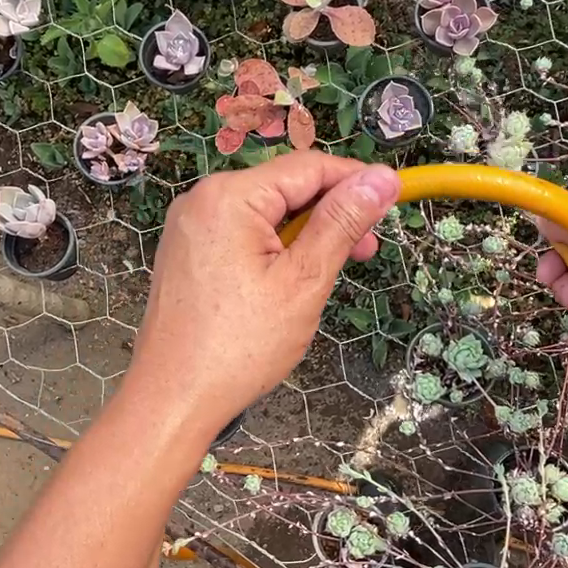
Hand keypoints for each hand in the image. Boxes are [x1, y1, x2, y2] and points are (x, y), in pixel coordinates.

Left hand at [127, 152, 400, 437]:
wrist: (172, 399)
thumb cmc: (238, 347)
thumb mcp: (303, 281)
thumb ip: (342, 223)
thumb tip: (381, 178)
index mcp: (228, 197)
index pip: (307, 168)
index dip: (355, 179)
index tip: (395, 197)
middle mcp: (202, 200)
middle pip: (284, 187)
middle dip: (330, 212)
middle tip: (367, 249)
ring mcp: (190, 226)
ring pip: (265, 212)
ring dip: (305, 233)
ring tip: (334, 269)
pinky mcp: (187, 252)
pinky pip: (241, 233)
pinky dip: (274, 247)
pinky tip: (292, 278)